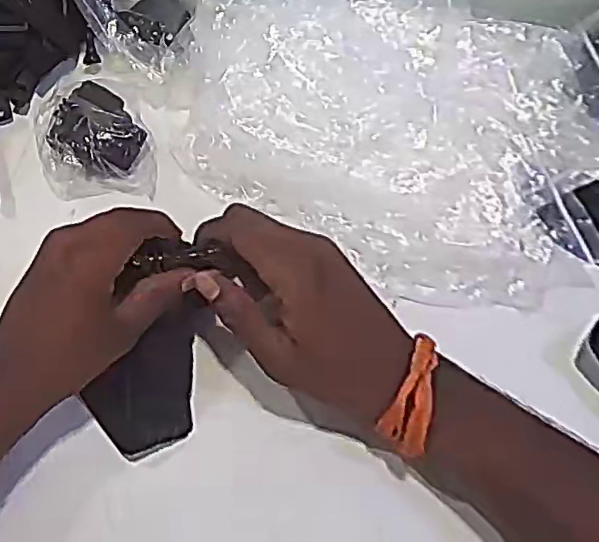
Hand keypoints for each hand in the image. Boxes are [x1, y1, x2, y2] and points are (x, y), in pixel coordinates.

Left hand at [0, 207, 195, 415]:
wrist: (18, 367)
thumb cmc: (69, 354)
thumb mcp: (123, 328)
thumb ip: (157, 294)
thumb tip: (184, 276)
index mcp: (89, 253)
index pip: (134, 221)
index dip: (162, 226)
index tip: (180, 243)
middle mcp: (69, 240)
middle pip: (116, 218)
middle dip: (146, 230)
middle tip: (169, 257)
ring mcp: (54, 245)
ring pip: (99, 225)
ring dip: (125, 235)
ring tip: (148, 267)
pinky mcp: (46, 254)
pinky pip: (82, 234)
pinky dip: (105, 241)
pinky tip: (119, 271)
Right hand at [191, 205, 414, 429]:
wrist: (400, 381)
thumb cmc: (338, 373)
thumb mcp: (276, 355)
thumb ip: (235, 310)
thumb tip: (202, 278)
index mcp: (292, 265)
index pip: (234, 225)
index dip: (207, 239)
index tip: (198, 267)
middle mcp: (306, 246)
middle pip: (244, 217)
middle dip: (221, 240)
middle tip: (217, 278)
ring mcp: (319, 247)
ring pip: (261, 225)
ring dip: (241, 247)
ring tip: (243, 290)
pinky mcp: (326, 255)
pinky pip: (280, 238)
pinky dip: (262, 252)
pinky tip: (266, 290)